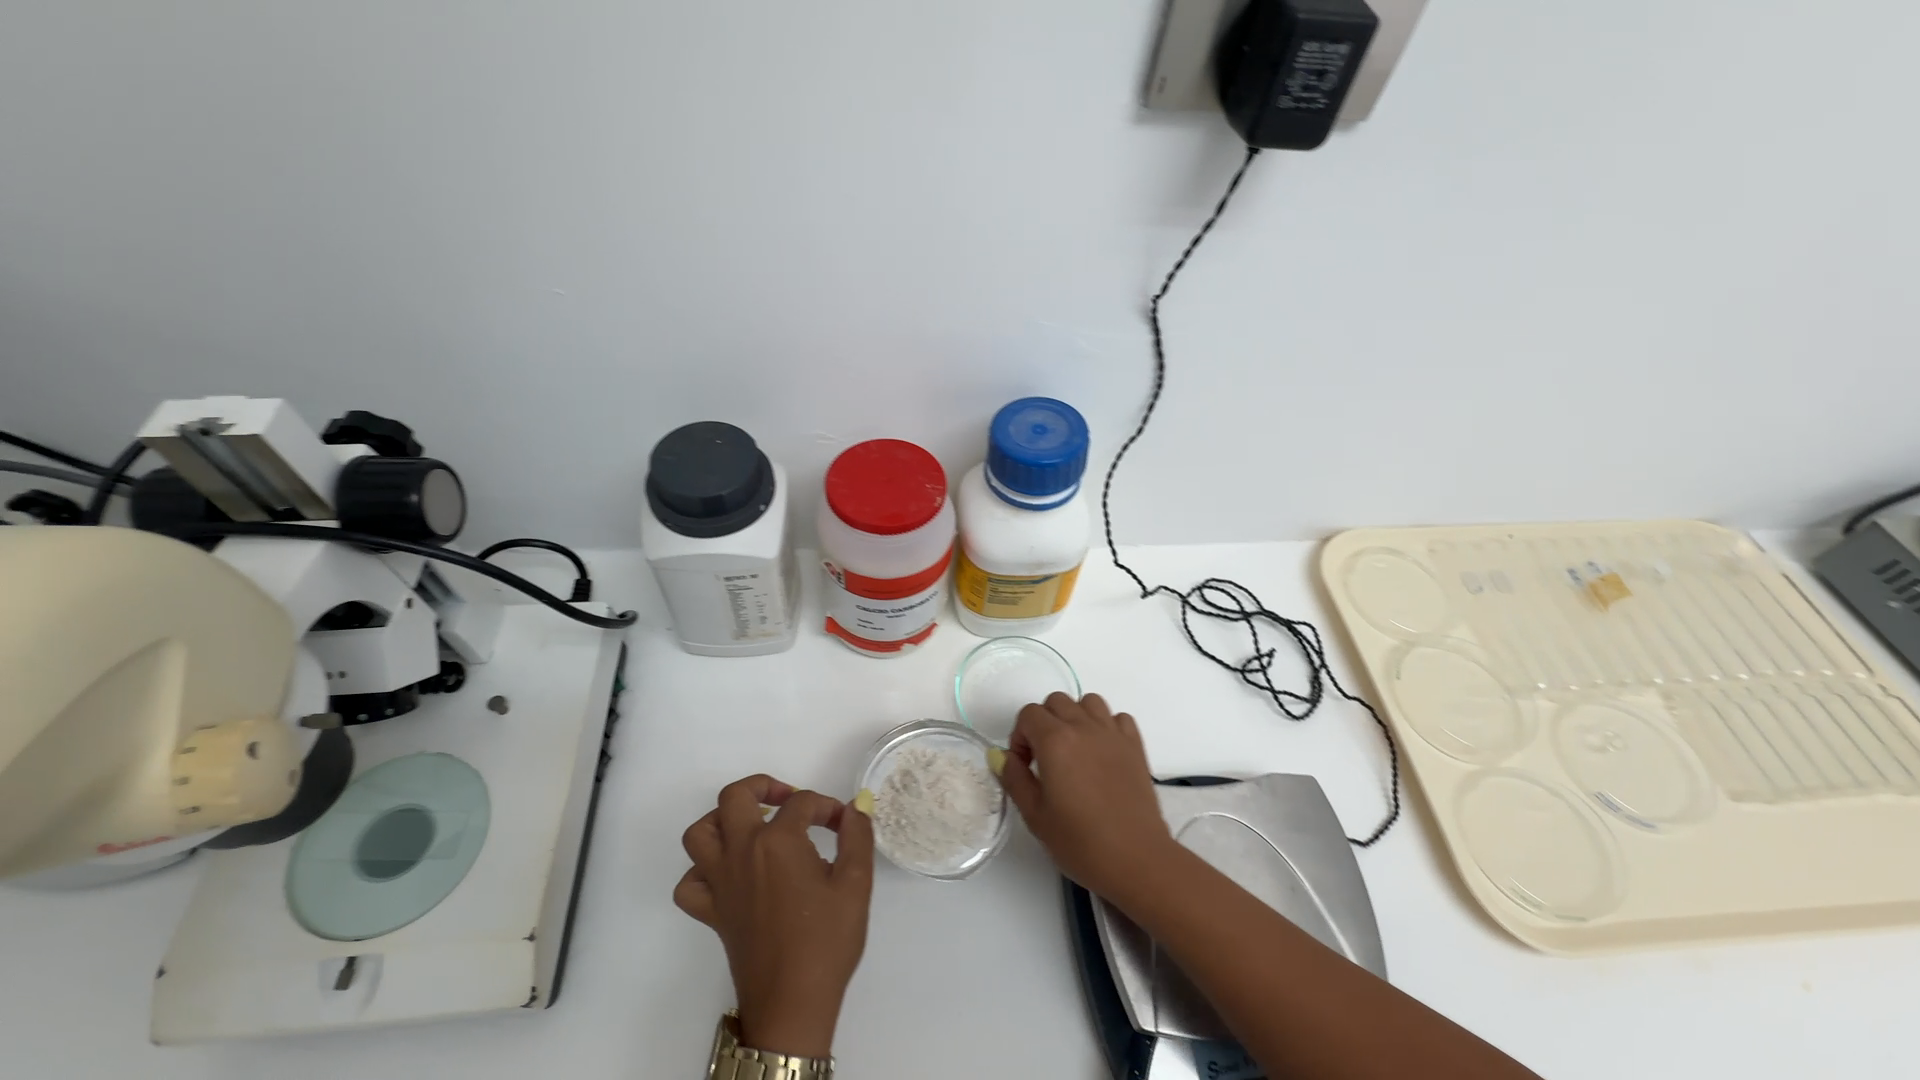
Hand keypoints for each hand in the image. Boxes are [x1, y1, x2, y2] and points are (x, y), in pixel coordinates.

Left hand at [674, 774, 874, 1058]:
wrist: (793, 1001)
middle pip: (735, 797)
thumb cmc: (827, 941)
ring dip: (721, 819)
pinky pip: (690, 882)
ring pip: (700, 833)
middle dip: (764, 786)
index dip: (827, 807)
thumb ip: (856, 837)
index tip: (844, 823)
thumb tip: (853, 811)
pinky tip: (728, 873)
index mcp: (778, 841)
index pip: (801, 803)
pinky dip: (702, 871)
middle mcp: (741, 852)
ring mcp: (720, 883)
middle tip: (789, 800)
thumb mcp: (856, 884)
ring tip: (750, 825)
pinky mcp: (710, 912)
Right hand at [994, 693, 1175, 904]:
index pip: (1028, 714)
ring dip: (1075, 717)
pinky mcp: (1136, 745)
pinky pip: (1117, 717)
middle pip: (1057, 702)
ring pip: (1088, 702)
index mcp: (1055, 741)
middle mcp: (1084, 728)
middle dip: (1044, 723)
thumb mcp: (1035, 815)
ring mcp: (1113, 734)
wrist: (1136, 858)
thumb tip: (1002, 757)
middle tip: (1044, 759)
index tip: (1024, 766)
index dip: (1019, 738)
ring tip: (1073, 750)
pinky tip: (1101, 753)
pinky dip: (1105, 726)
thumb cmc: (1080, 842)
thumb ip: (1014, 778)